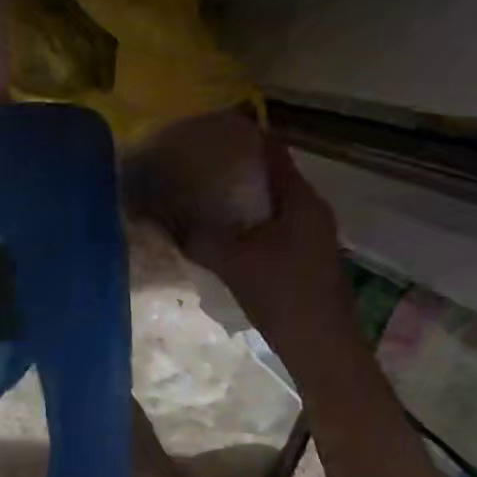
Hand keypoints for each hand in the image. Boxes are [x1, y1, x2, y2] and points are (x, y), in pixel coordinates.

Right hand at [126, 109, 352, 351]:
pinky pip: (274, 221)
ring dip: (242, 193)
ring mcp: (311, 233)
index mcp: (299, 200)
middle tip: (196, 160)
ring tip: (202, 189)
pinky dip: (249, 216)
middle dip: (236, 165)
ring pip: (272, 200)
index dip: (244, 135)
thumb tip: (154, 214)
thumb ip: (192, 235)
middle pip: (272, 173)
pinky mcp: (305, 254)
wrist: (322, 348)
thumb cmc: (281, 294)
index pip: (273, 151)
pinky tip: (222, 226)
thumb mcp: (230, 261)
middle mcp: (310, 209)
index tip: (210, 128)